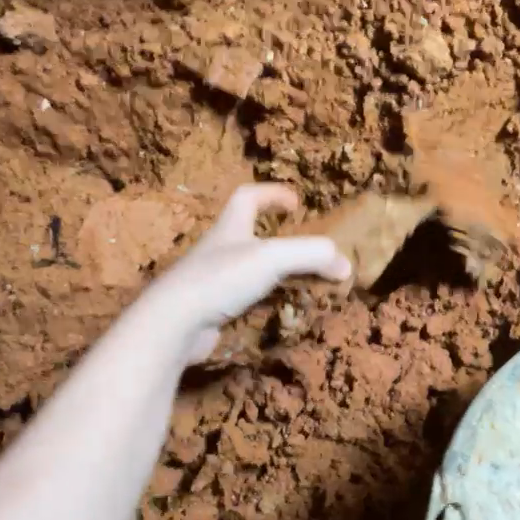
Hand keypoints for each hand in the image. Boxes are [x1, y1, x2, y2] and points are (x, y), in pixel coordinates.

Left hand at [138, 183, 350, 361]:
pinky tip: (282, 314)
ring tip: (304, 284)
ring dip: (277, 275)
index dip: (273, 194)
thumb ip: (312, 255)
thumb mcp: (273, 258)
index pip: (248, 197)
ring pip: (250, 270)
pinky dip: (267, 304)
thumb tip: (346, 264)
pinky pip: (245, 301)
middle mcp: (219, 251)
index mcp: (230, 228)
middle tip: (310, 252)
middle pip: (251, 235)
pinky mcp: (211, 311)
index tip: (297, 203)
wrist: (172, 326)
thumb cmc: (220, 279)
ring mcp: (213, 282)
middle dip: (281, 240)